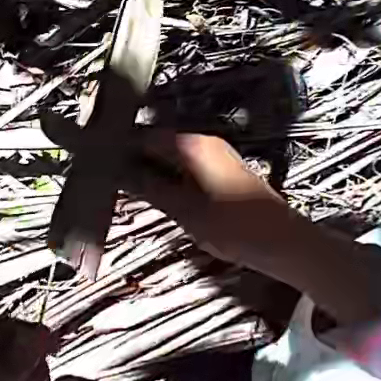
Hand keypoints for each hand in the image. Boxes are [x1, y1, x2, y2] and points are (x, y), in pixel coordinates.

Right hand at [124, 130, 380, 327]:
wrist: (285, 244)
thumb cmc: (233, 225)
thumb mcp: (182, 209)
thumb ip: (148, 187)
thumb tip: (116, 170)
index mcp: (192, 145)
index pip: (143, 136)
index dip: (118, 147)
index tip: (95, 159)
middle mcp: (203, 143)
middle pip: (156, 144)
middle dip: (132, 159)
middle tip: (105, 177)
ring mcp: (214, 157)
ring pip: (169, 158)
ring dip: (148, 170)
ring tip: (122, 188)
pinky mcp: (221, 173)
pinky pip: (183, 168)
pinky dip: (166, 178)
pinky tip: (153, 195)